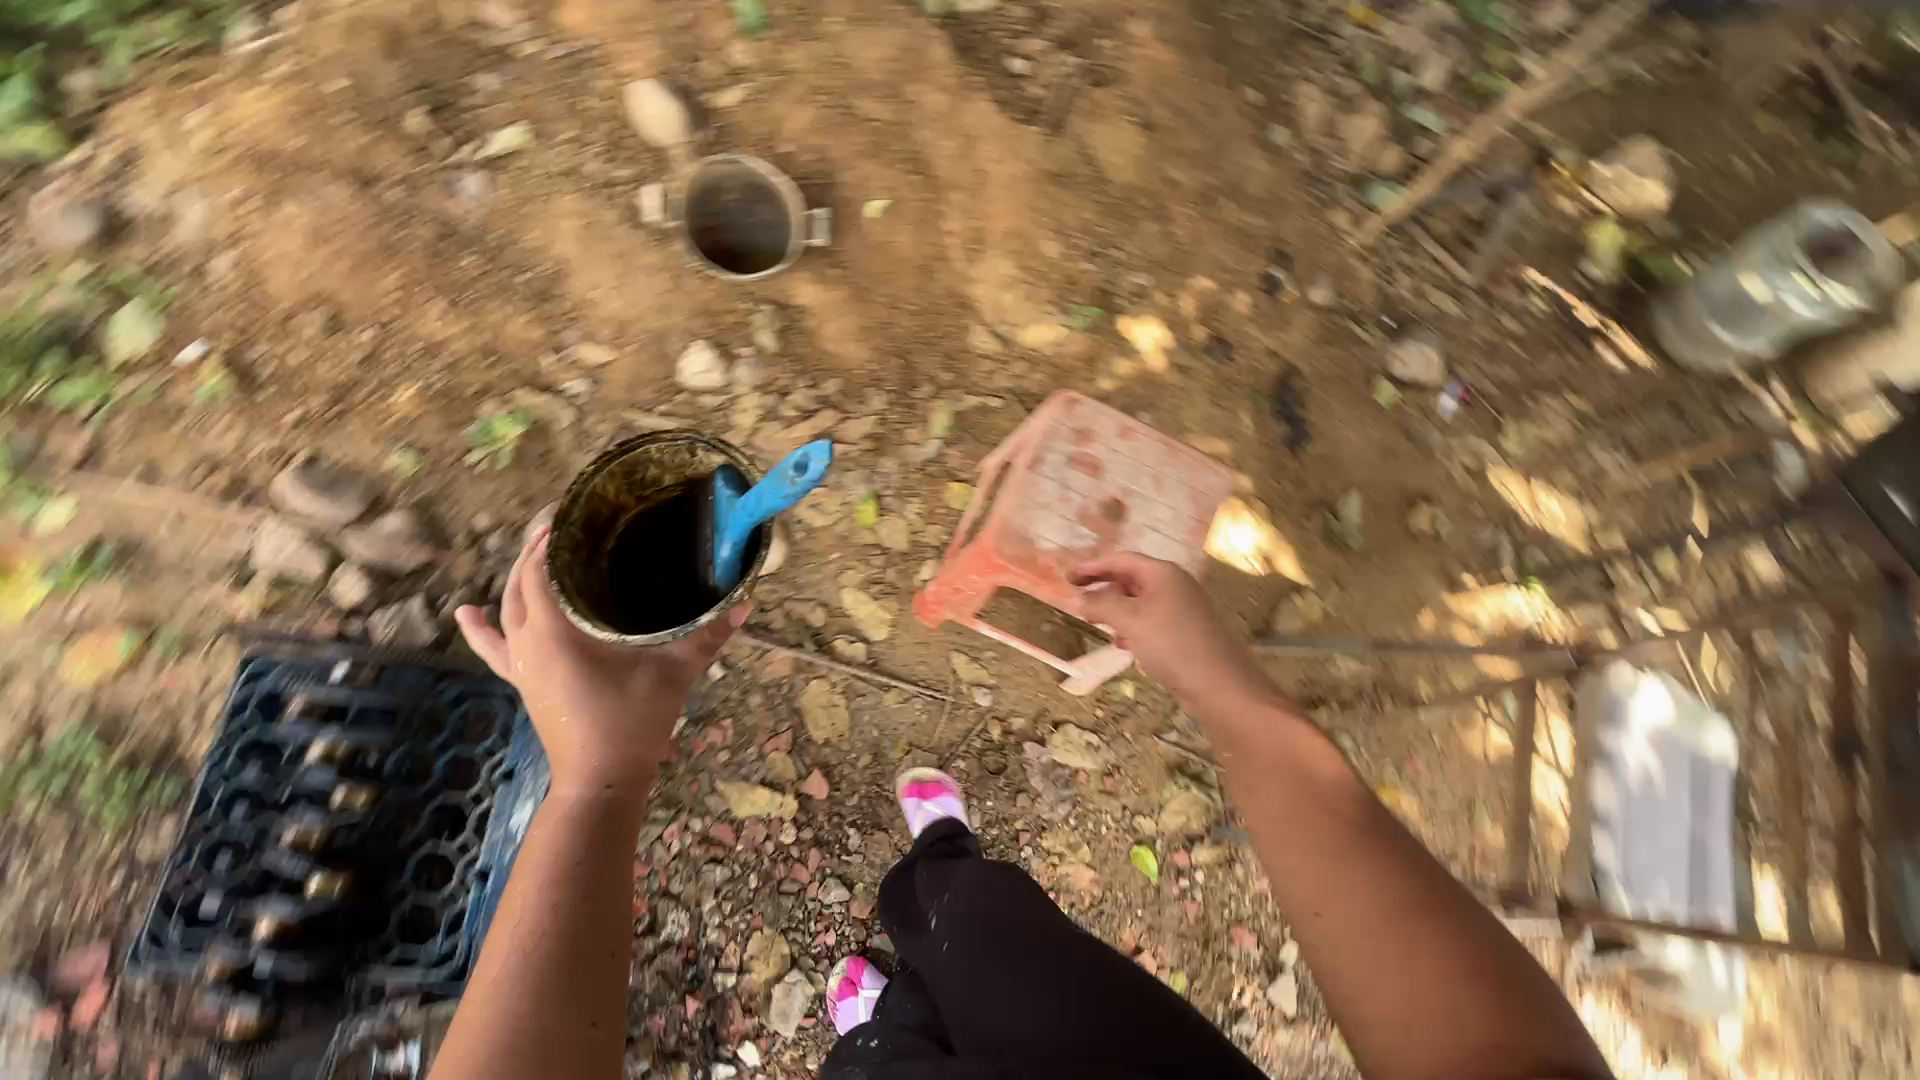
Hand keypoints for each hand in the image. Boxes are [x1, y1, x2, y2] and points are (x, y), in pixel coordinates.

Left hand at [454, 525, 746, 798]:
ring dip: (514, 582)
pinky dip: (480, 629)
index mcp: (556, 635)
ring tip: (527, 555)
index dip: (548, 544)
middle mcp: (528, 645)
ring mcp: (520, 667)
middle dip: (533, 556)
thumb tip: (745, 603)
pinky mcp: (523, 684)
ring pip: (506, 613)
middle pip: (518, 588)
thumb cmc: (632, 722)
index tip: (566, 517)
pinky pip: (494, 649)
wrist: (602, 780)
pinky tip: (467, 614)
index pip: (540, 575)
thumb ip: (707, 637)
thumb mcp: (673, 674)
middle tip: (558, 529)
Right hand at [1070, 552, 1282, 715]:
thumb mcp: (1130, 620)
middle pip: (1130, 578)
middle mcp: (1173, 585)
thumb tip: (1079, 599)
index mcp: (1162, 573)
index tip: (1067, 577)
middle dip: (1103, 588)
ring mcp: (1181, 609)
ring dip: (1116, 610)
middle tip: (1077, 598)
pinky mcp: (1183, 632)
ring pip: (1139, 602)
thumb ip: (1101, 605)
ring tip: (1096, 623)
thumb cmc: (1172, 643)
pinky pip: (1149, 622)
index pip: (1121, 560)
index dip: (1092, 566)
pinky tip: (1122, 644)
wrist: (1219, 683)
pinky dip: (1131, 628)